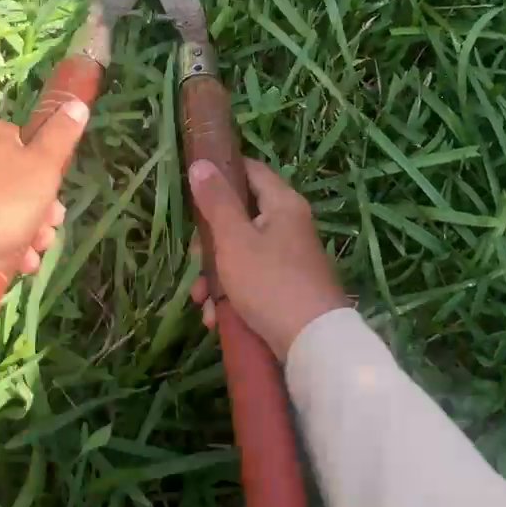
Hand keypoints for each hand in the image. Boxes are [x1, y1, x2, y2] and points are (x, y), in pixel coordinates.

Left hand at [0, 102, 88, 278]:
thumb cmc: (2, 201)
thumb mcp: (43, 166)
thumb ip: (61, 135)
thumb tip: (76, 104)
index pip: (27, 147)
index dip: (49, 177)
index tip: (57, 205)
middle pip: (14, 182)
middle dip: (39, 213)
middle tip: (47, 236)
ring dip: (23, 233)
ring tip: (31, 258)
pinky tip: (11, 263)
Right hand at [185, 157, 348, 359]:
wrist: (312, 343)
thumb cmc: (270, 283)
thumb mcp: (235, 239)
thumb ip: (216, 202)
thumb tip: (200, 163)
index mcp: (283, 203)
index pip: (250, 170)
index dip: (221, 172)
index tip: (193, 186)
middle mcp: (290, 224)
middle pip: (241, 215)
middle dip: (210, 240)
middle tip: (194, 258)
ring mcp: (290, 257)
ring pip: (242, 251)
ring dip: (215, 274)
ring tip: (201, 299)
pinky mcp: (286, 286)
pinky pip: (252, 279)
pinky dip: (232, 294)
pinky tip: (216, 317)